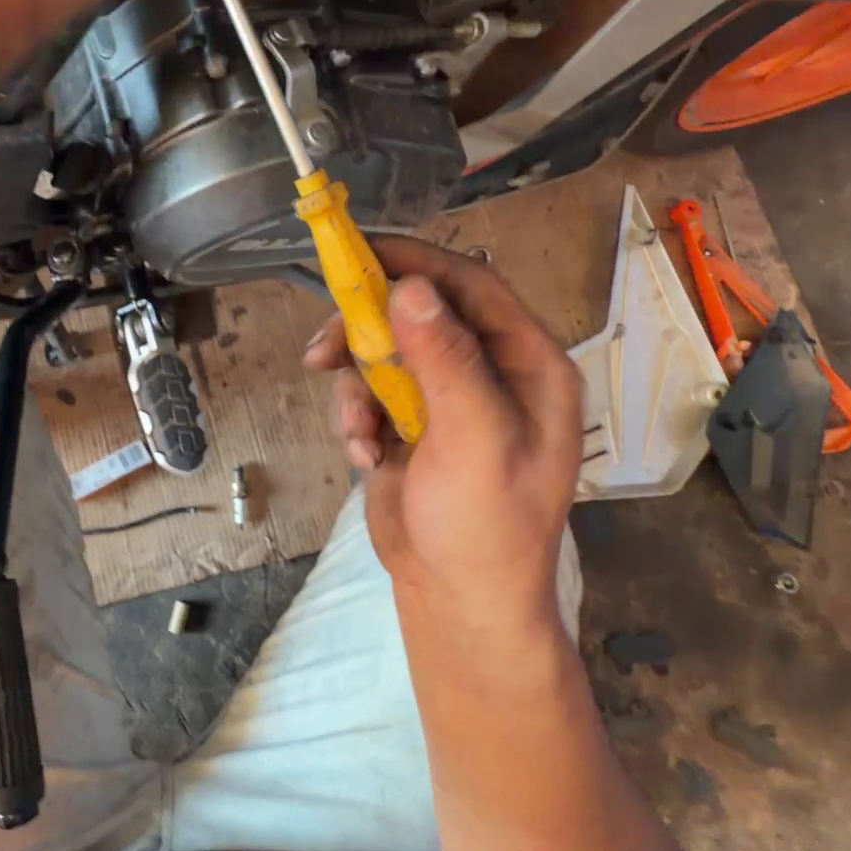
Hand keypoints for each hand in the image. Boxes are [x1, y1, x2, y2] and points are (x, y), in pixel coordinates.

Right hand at [304, 237, 582, 627]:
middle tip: (324, 348)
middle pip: (416, 313)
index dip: (416, 261)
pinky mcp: (410, 422)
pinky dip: (355, 417)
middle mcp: (488, 370)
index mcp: (526, 363)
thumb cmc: (484, 523)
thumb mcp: (472, 437)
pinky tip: (361, 455)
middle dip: (367, 331)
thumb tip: (410, 286)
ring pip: (384, 352)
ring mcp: (446, 397)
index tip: (358, 252)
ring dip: (356, 384)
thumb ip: (444, 359)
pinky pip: (369, 392)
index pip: (471, 285)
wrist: (456, 597)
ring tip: (353, 428)